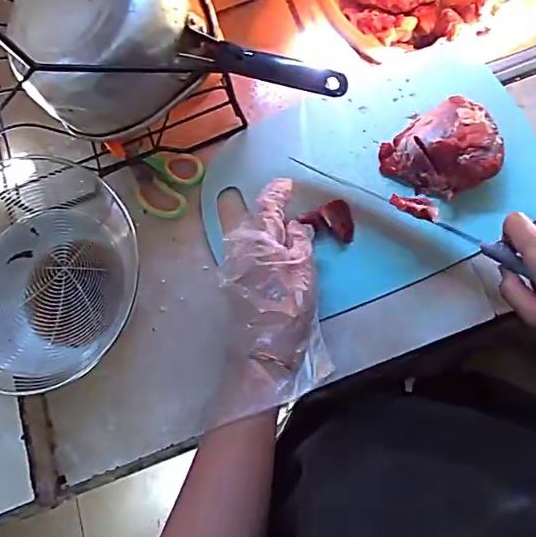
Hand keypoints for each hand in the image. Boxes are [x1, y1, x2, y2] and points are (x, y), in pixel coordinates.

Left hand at [217, 178, 321, 413]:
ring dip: (255, 224)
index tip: (287, 185)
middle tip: (275, 202)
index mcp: (257, 239)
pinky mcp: (231, 281)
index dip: (277, 191)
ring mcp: (230, 264)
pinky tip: (267, 250)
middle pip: (238, 213)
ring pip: (238, 233)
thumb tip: (295, 226)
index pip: (265, 204)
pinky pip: (241, 250)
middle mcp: (237, 247)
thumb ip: (299, 243)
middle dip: (252, 203)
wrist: (263, 351)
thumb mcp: (304, 272)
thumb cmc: (287, 309)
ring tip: (276, 227)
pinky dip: (254, 243)